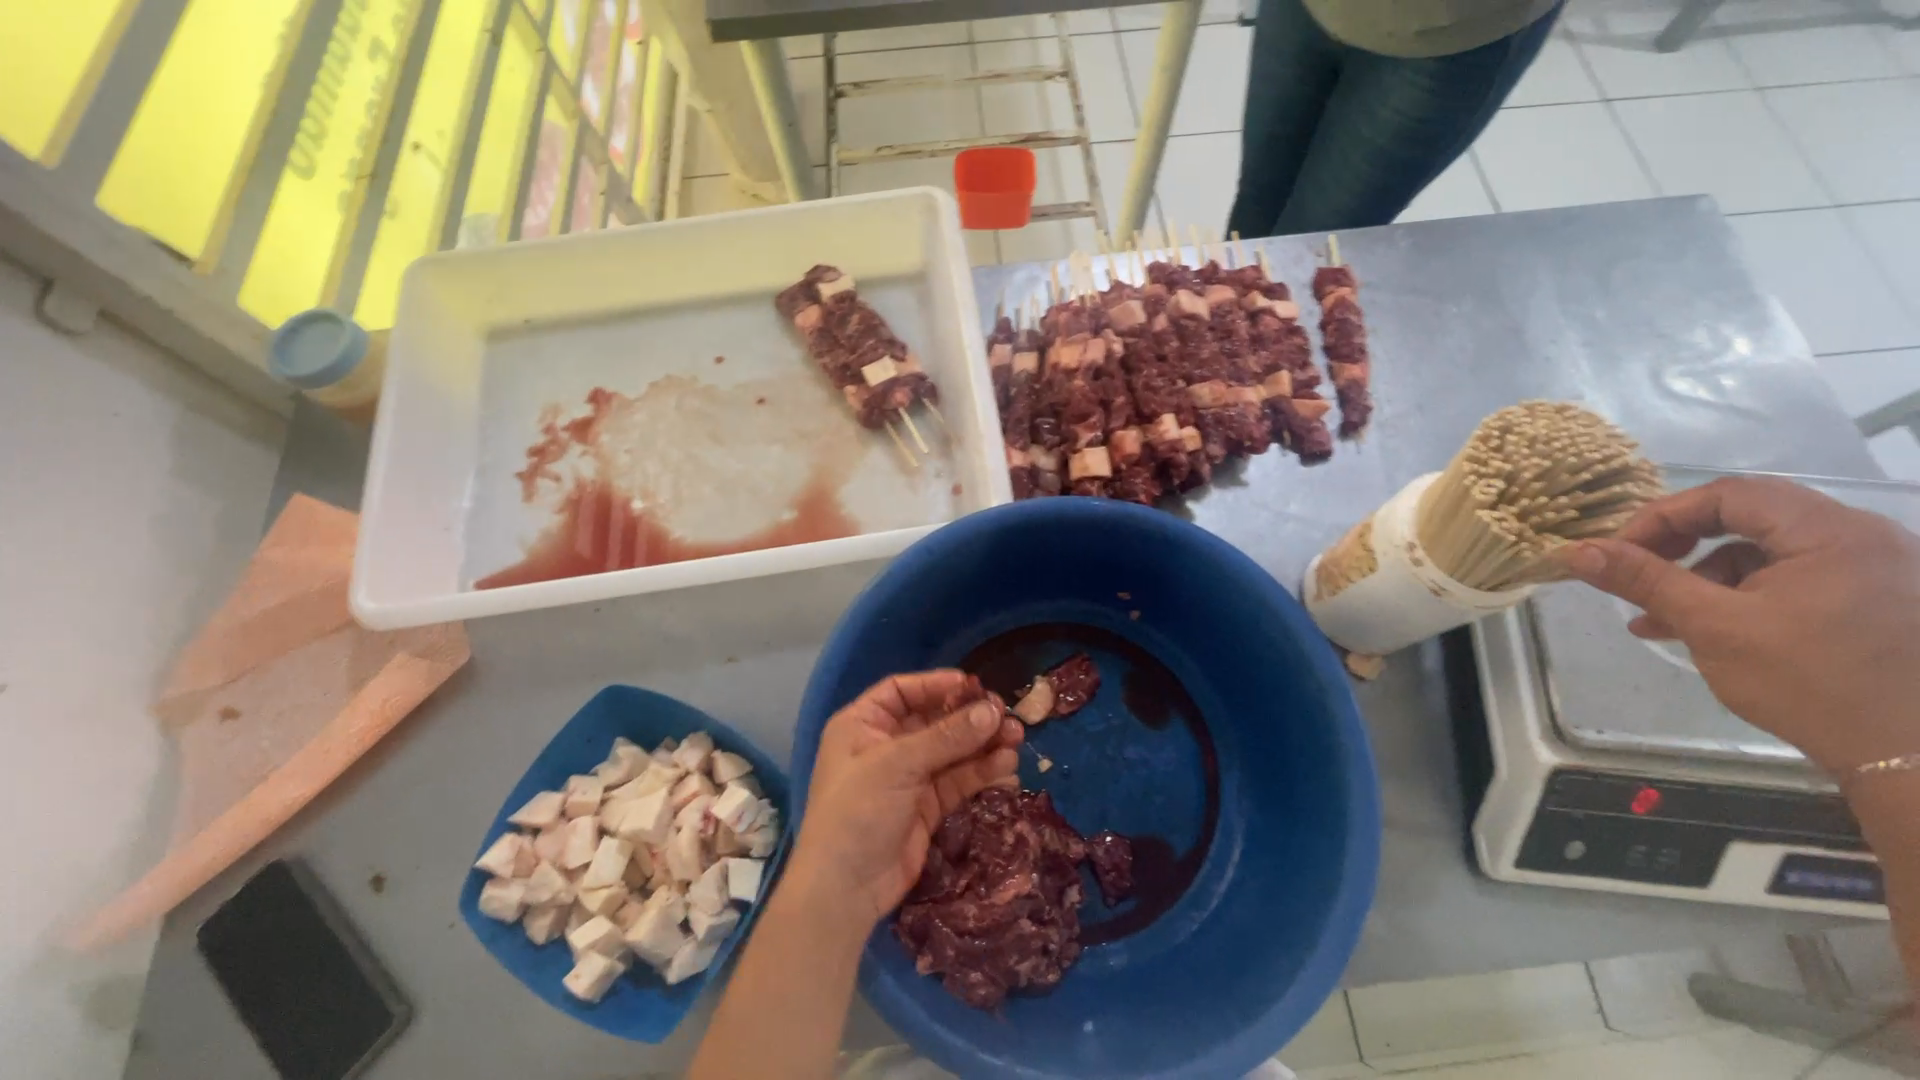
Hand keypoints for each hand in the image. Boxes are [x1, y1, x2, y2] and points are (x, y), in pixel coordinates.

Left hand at [788, 670, 1022, 929]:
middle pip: (934, 720)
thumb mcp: (898, 765)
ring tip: (1016, 739)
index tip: (974, 685)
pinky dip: (981, 772)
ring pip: (951, 752)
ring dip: (982, 745)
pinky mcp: (926, 807)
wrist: (845, 889)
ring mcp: (907, 778)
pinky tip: (1007, 766)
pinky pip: (957, 781)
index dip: (937, 685)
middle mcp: (884, 746)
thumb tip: (993, 710)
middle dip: (969, 718)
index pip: (902, 692)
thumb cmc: (858, 812)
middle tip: (1006, 715)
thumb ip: (948, 736)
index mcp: (862, 725)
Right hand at [1564, 476, 1919, 773]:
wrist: (1911, 757)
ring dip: (1706, 574)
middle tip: (1637, 572)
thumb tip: (1577, 551)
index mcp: (1831, 532)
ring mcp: (1875, 568)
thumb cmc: (1809, 683)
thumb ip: (1645, 580)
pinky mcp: (1876, 599)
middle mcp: (1862, 536)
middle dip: (1681, 544)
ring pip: (1767, 550)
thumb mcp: (1712, 626)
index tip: (1620, 553)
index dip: (1663, 516)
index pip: (1728, 494)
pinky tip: (1709, 629)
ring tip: (1663, 617)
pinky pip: (1794, 577)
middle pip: (1748, 516)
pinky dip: (1744, 594)